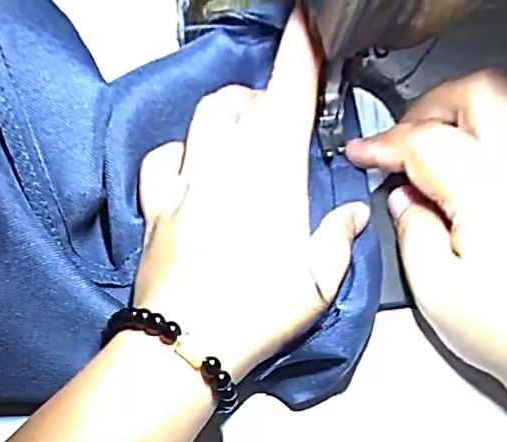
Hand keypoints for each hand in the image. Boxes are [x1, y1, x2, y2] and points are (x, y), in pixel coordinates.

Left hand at [131, 6, 370, 379]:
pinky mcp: (155, 207)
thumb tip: (350, 217)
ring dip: (223, 118)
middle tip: (276, 124)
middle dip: (262, 98)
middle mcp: (226, 162)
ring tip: (236, 143)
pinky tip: (189, 172)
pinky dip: (180, 152)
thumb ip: (337, 240)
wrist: (186, 345)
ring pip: (202, 117)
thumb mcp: (318, 285)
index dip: (303, 46)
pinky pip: (162, 157)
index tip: (308, 24)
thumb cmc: (254, 317)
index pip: (291, 84)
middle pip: (242, 97)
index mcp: (274, 170)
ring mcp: (186, 181)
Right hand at [345, 71, 506, 401]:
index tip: (361, 154)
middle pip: (481, 91)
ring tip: (457, 136)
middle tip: (404, 141)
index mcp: (490, 180)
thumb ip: (414, 234)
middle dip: (432, 108)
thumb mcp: (437, 291)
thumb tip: (406, 203)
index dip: (385, 145)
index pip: (426, 141)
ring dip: (484, 104)